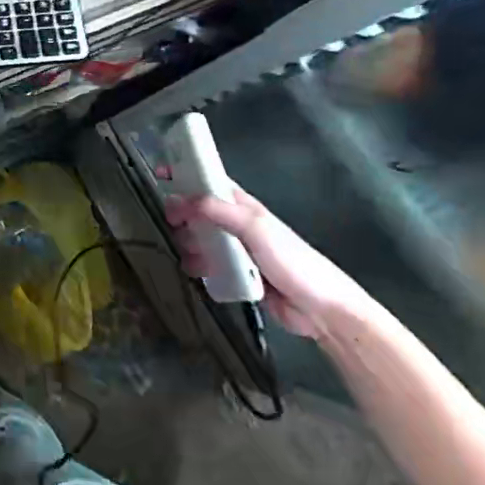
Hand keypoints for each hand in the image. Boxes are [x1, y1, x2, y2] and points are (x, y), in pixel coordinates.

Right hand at [164, 181, 373, 338]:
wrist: (321, 310)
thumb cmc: (293, 262)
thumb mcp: (257, 230)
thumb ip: (222, 212)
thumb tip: (186, 198)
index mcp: (245, 207)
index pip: (212, 183)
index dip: (189, 175)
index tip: (163, 173)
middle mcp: (239, 225)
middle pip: (200, 211)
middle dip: (183, 214)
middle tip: (174, 223)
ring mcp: (239, 250)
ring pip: (202, 239)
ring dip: (190, 243)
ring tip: (188, 254)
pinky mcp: (238, 275)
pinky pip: (210, 264)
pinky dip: (199, 265)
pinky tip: (196, 271)